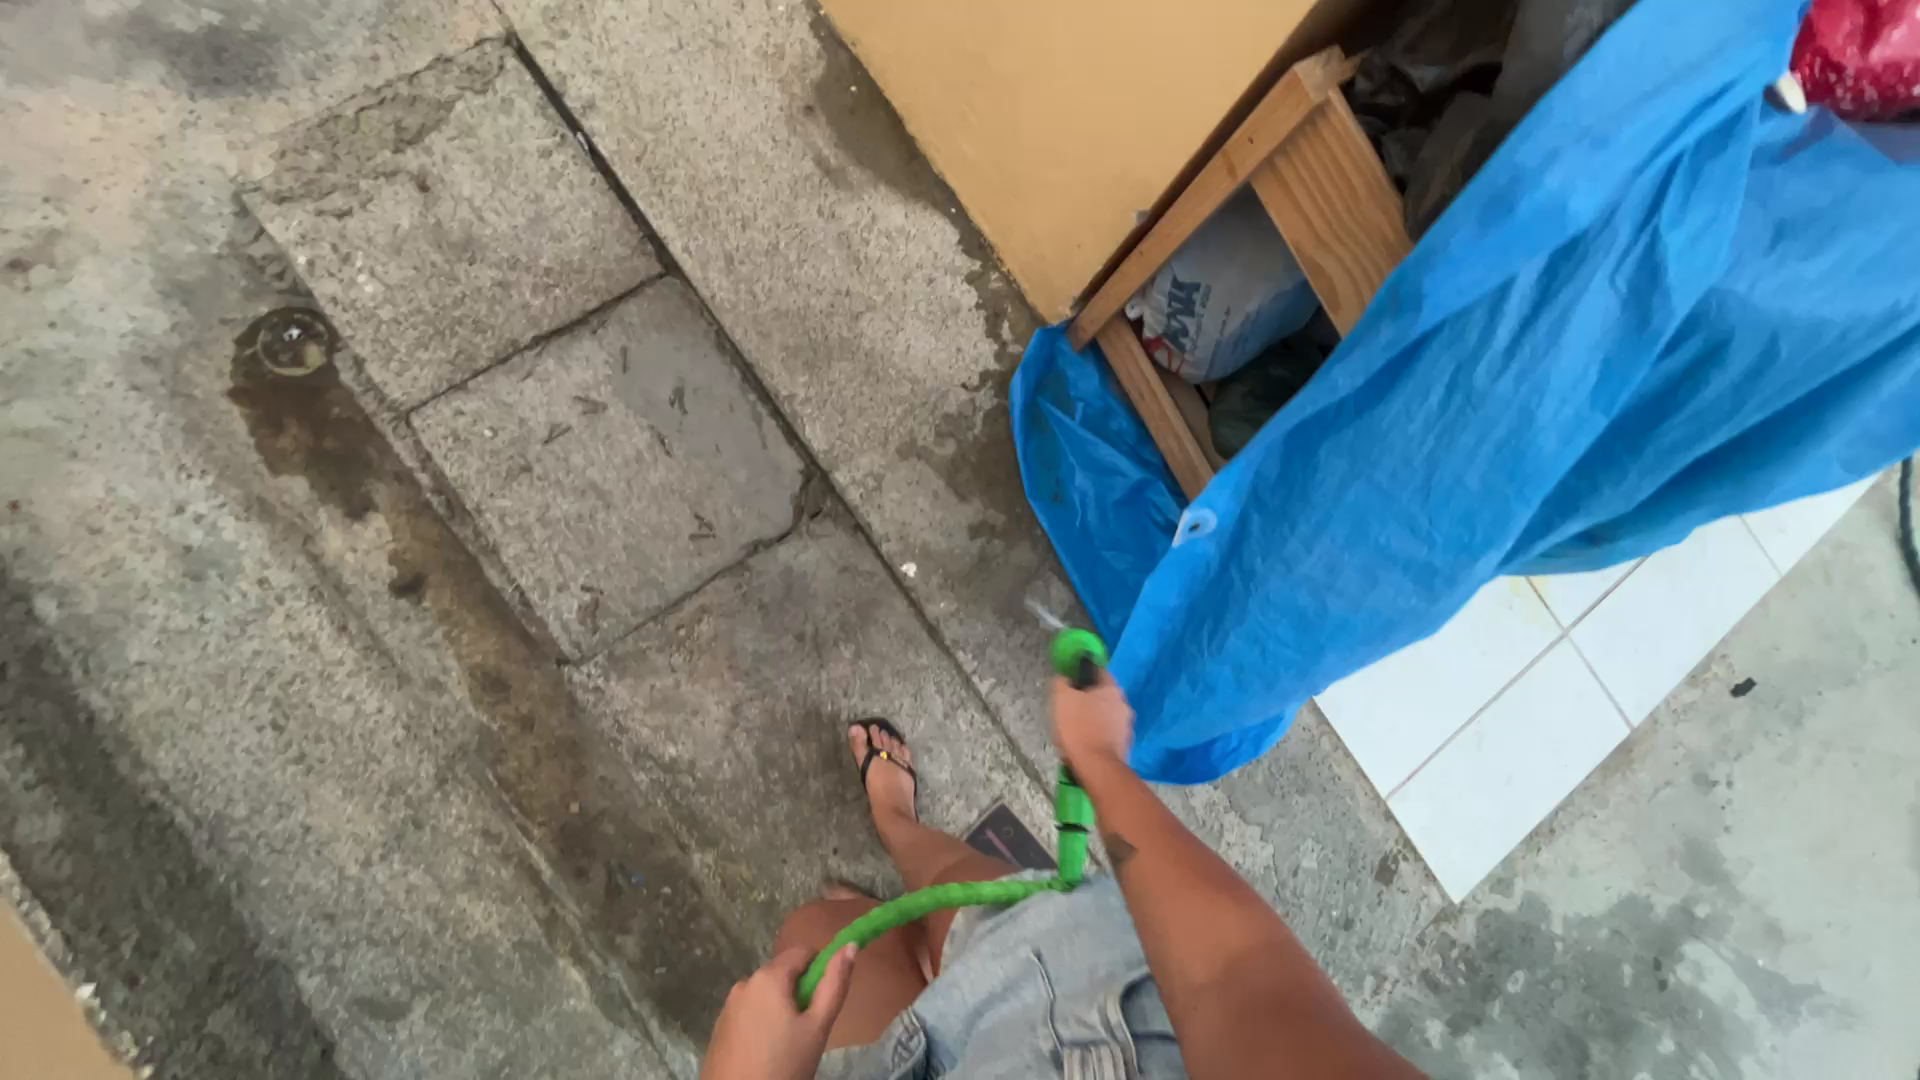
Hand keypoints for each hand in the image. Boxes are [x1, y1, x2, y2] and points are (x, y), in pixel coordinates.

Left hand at [701, 944, 856, 1079]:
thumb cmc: (783, 1067)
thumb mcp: (817, 1028)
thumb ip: (835, 984)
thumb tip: (850, 946)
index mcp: (769, 977)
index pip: (803, 953)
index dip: (820, 970)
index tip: (823, 1001)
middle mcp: (745, 983)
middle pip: (783, 974)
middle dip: (799, 993)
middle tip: (807, 1030)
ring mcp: (727, 1006)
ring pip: (766, 995)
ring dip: (780, 1009)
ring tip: (787, 1046)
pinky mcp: (719, 1029)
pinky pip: (748, 1013)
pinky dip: (761, 1023)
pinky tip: (765, 1054)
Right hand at [1051, 673, 1133, 776]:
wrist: (1096, 766)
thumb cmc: (1078, 727)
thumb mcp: (1061, 699)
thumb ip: (1062, 682)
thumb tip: (1064, 677)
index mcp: (1112, 688)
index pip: (1098, 671)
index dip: (1082, 673)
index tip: (1069, 682)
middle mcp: (1124, 703)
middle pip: (1103, 694)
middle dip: (1088, 698)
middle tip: (1070, 706)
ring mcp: (1127, 725)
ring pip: (1106, 714)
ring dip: (1094, 717)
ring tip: (1075, 727)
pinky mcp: (1125, 744)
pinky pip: (1108, 732)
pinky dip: (1098, 733)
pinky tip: (1085, 741)